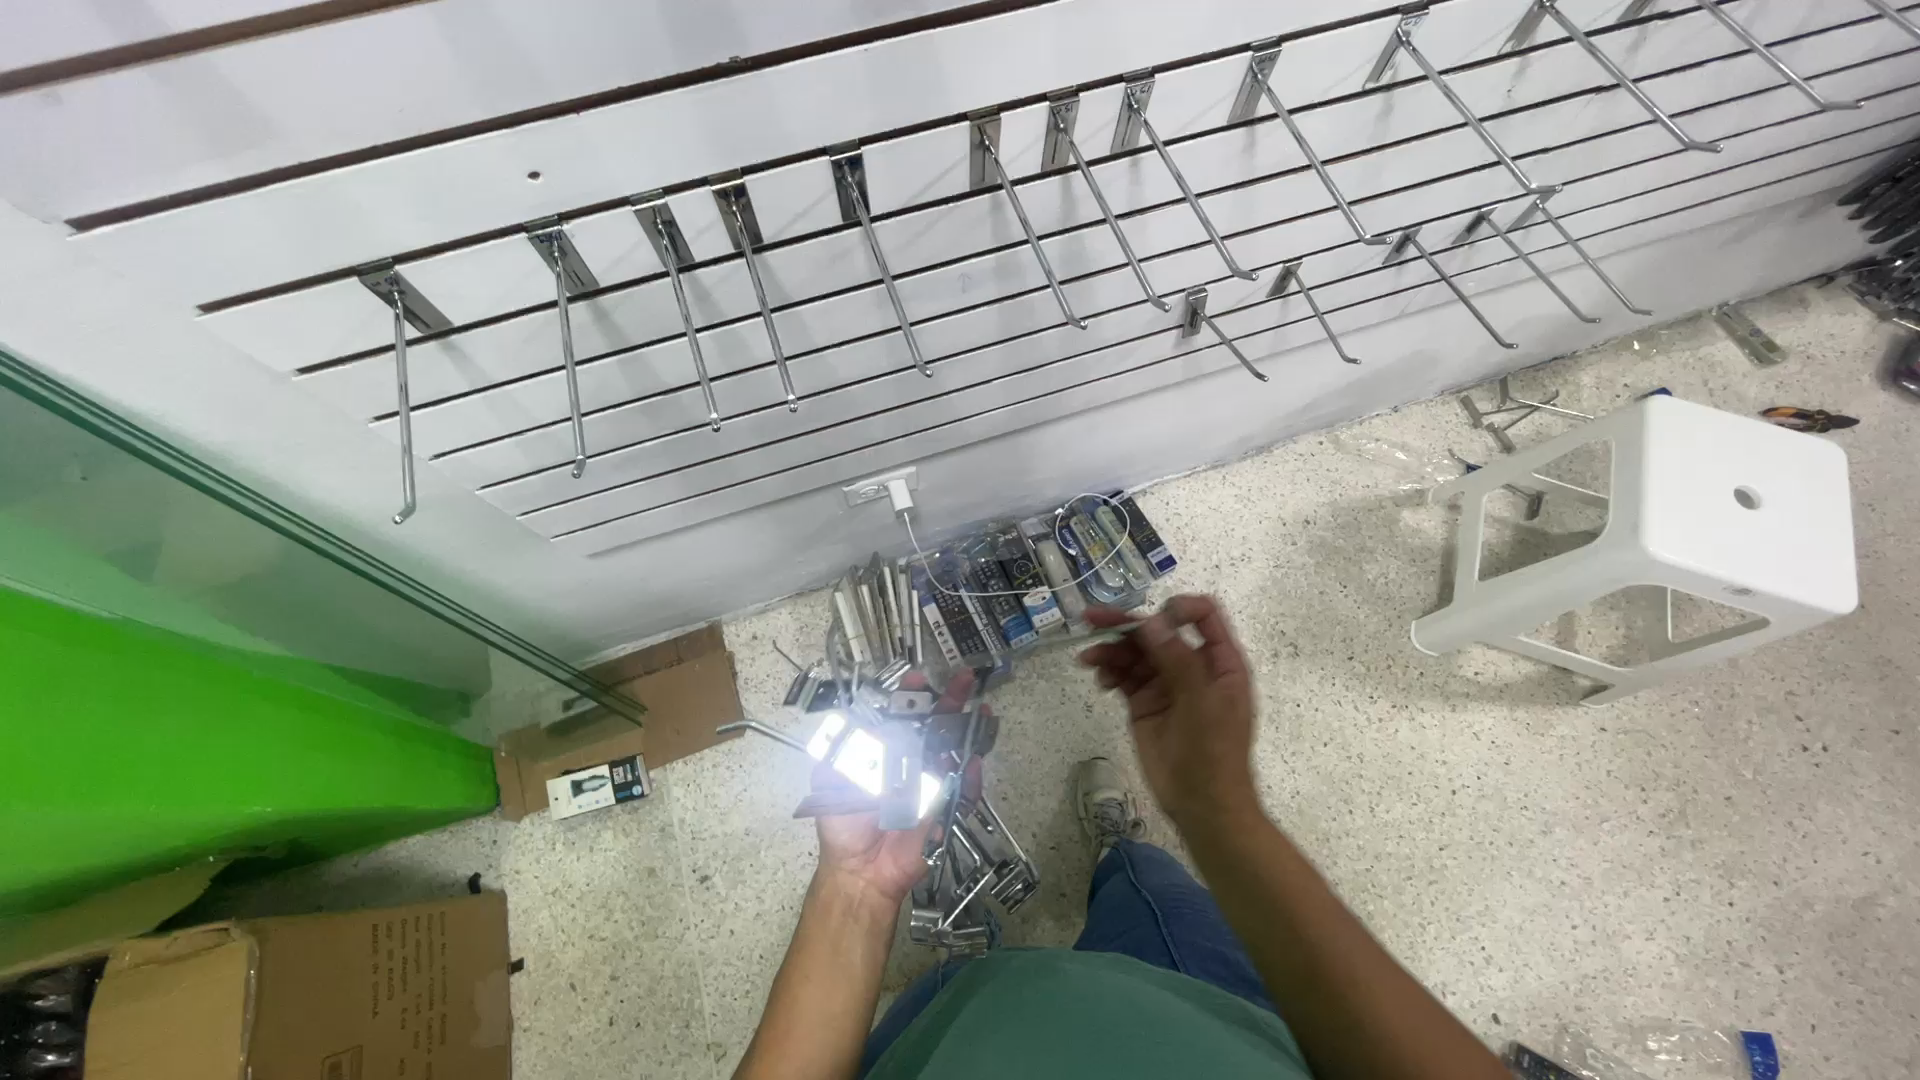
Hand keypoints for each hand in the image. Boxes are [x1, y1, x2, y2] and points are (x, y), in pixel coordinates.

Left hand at [809, 670, 981, 906]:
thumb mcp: (831, 780)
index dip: (909, 697)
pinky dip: (970, 775)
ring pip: (954, 751)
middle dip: (949, 701)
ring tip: (980, 710)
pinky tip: (973, 760)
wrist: (861, 869)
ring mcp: (929, 782)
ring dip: (968, 730)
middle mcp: (909, 762)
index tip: (917, 679)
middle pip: (933, 727)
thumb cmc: (843, 825)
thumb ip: (844, 750)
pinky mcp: (944, 806)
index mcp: (883, 753)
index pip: (899, 717)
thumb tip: (865, 721)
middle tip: (964, 680)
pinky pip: (963, 788)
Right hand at [1077, 595, 1260, 832]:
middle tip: (1091, 619)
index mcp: (1219, 661)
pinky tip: (1100, 680)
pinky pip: (1123, 676)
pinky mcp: (1144, 703)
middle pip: (1157, 630)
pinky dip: (1109, 671)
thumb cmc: (1214, 753)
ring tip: (1088, 659)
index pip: (1201, 615)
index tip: (1148, 621)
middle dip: (1126, 624)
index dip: (1175, 609)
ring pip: (1135, 653)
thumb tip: (1150, 621)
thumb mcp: (1201, 703)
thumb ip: (1177, 659)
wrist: (1203, 806)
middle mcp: (1192, 665)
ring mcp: (1166, 684)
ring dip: (1111, 650)